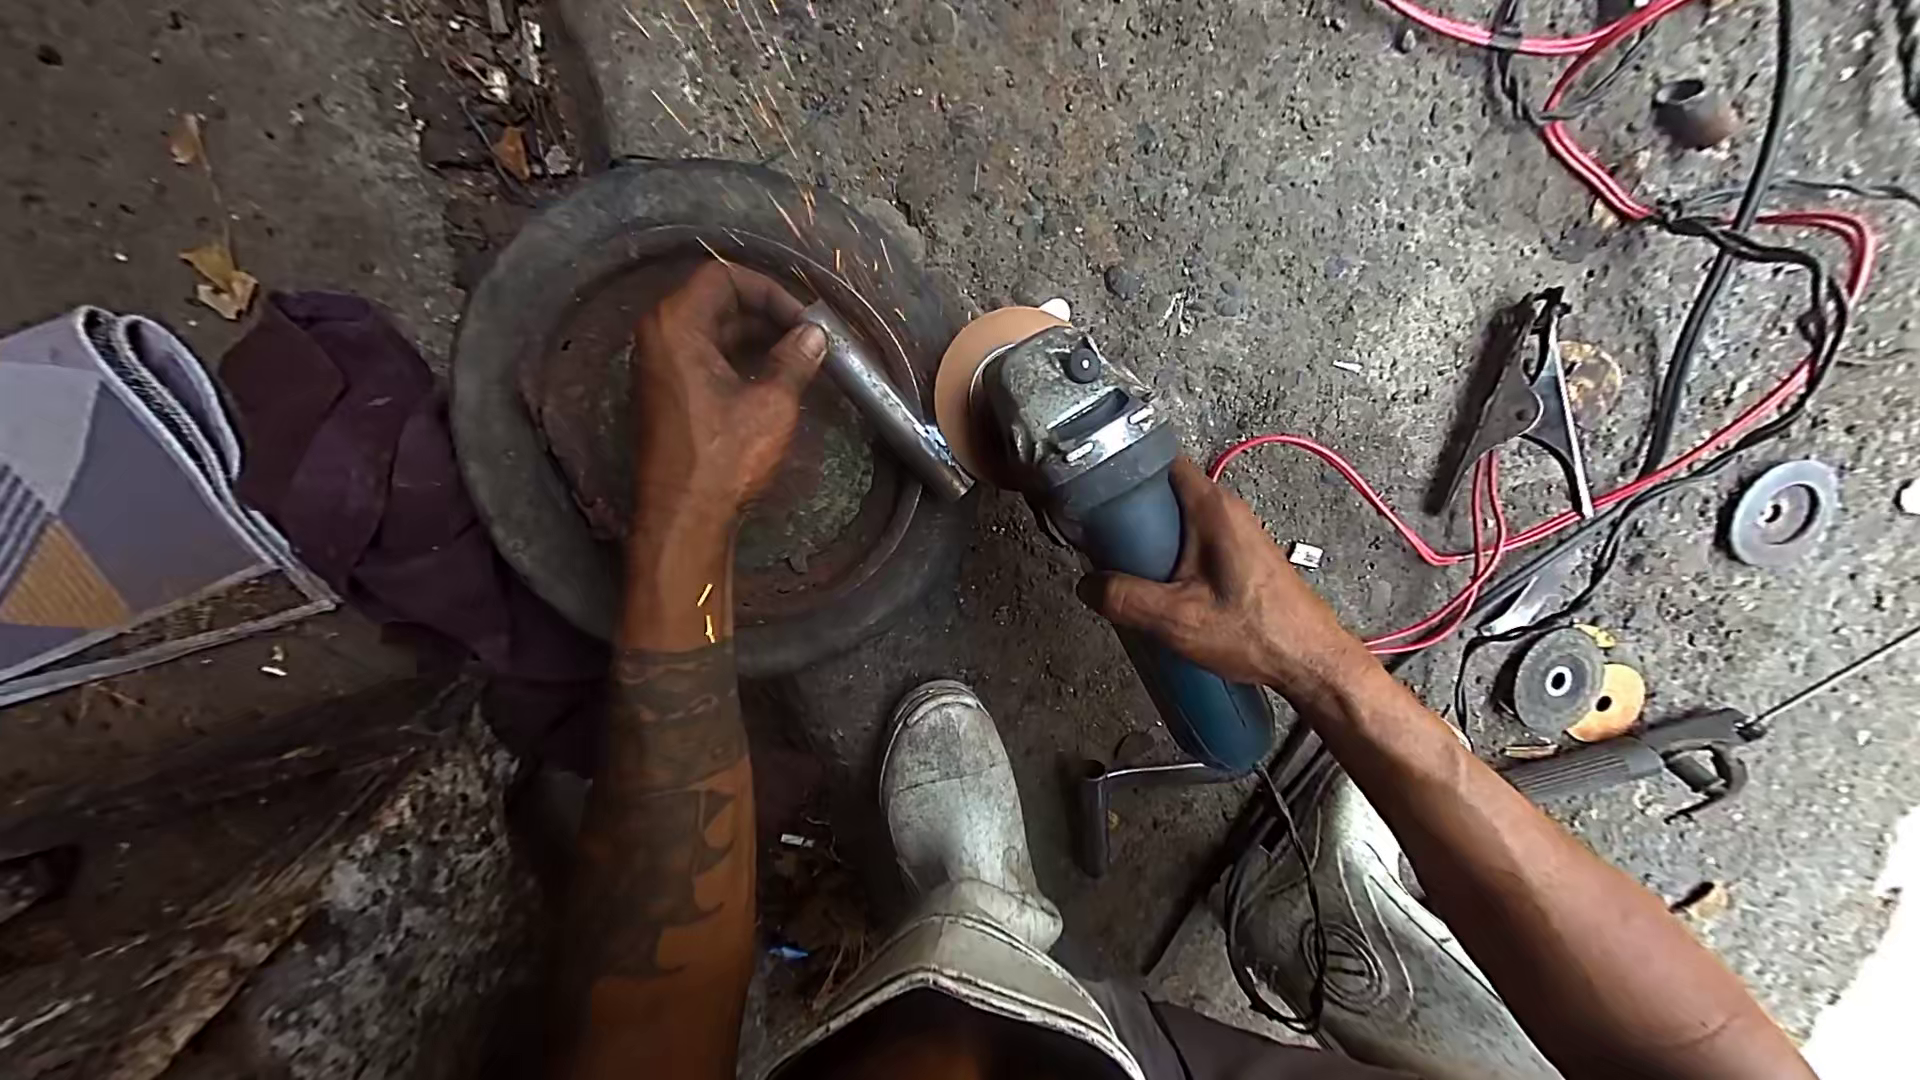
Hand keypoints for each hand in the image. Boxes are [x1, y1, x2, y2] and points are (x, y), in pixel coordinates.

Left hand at [629, 262, 827, 532]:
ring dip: (757, 339)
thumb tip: (814, 336)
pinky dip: (741, 360)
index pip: (724, 278)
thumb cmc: (725, 457)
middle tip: (809, 338)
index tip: (804, 319)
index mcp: (677, 326)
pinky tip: (775, 379)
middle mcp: (661, 338)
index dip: (770, 292)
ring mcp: (662, 368)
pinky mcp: (671, 395)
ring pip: (714, 333)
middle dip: (767, 315)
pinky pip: (707, 359)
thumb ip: (795, 360)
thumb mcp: (772, 404)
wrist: (686, 514)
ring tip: (800, 358)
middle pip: (718, 302)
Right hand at [1075, 458, 1375, 698]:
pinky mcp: (1240, 557)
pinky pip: (1194, 540)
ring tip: (1127, 566)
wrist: (1309, 662)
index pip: (1164, 463)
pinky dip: (1171, 553)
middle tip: (1106, 538)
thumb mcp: (1175, 618)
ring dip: (1152, 537)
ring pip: (1180, 518)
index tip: (1098, 490)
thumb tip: (1088, 585)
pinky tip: (1160, 586)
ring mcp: (1237, 534)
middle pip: (1168, 491)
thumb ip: (1124, 598)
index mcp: (1213, 510)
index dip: (1128, 471)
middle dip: (1132, 511)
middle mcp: (1228, 512)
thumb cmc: (1258, 633)